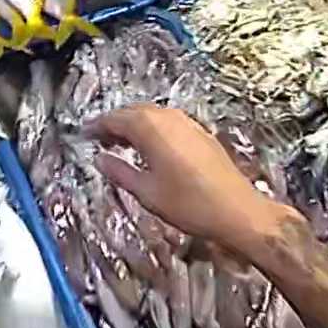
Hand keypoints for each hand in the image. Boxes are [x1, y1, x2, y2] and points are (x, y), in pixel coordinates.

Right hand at [86, 105, 296, 257]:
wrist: (243, 214)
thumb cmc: (190, 203)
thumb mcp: (147, 193)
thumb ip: (119, 172)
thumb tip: (99, 159)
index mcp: (146, 125)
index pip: (111, 119)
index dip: (95, 128)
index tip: (84, 136)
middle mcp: (164, 115)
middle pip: (129, 113)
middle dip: (113, 125)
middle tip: (101, 141)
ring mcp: (184, 121)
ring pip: (149, 116)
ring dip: (133, 126)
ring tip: (124, 145)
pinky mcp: (200, 131)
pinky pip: (166, 122)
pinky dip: (153, 130)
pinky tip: (154, 149)